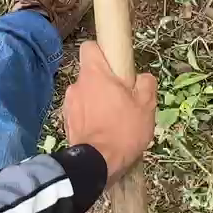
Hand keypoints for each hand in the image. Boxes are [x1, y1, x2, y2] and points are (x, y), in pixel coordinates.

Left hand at [62, 41, 157, 180]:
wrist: (96, 164)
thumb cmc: (122, 130)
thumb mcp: (146, 107)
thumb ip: (146, 85)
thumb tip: (143, 78)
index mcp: (94, 74)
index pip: (90, 47)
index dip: (102, 52)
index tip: (116, 65)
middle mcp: (76, 85)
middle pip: (91, 74)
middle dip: (104, 83)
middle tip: (122, 100)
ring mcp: (68, 104)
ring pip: (86, 94)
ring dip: (97, 102)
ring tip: (113, 120)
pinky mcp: (66, 122)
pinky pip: (80, 112)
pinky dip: (90, 118)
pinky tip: (103, 132)